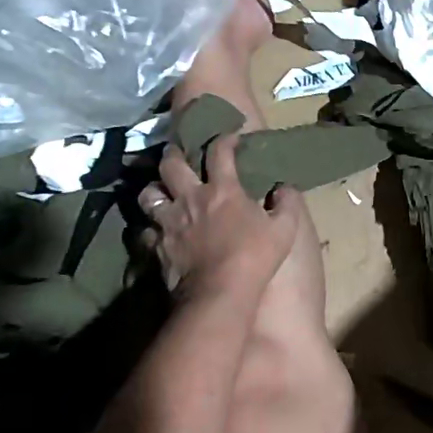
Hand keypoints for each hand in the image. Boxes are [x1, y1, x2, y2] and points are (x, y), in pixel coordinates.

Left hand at [137, 135, 300, 301]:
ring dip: (154, 190)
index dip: (225, 140)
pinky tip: (156, 232)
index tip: (231, 139)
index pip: (220, 152)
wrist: (218, 293)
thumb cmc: (254, 258)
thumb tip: (286, 188)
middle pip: (171, 164)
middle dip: (173, 154)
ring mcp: (169, 222)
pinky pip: (145, 230)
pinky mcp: (156, 245)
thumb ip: (287, 204)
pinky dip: (149, 228)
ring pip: (148, 194)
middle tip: (178, 155)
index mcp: (223, 190)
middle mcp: (190, 198)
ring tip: (160, 192)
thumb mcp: (285, 230)